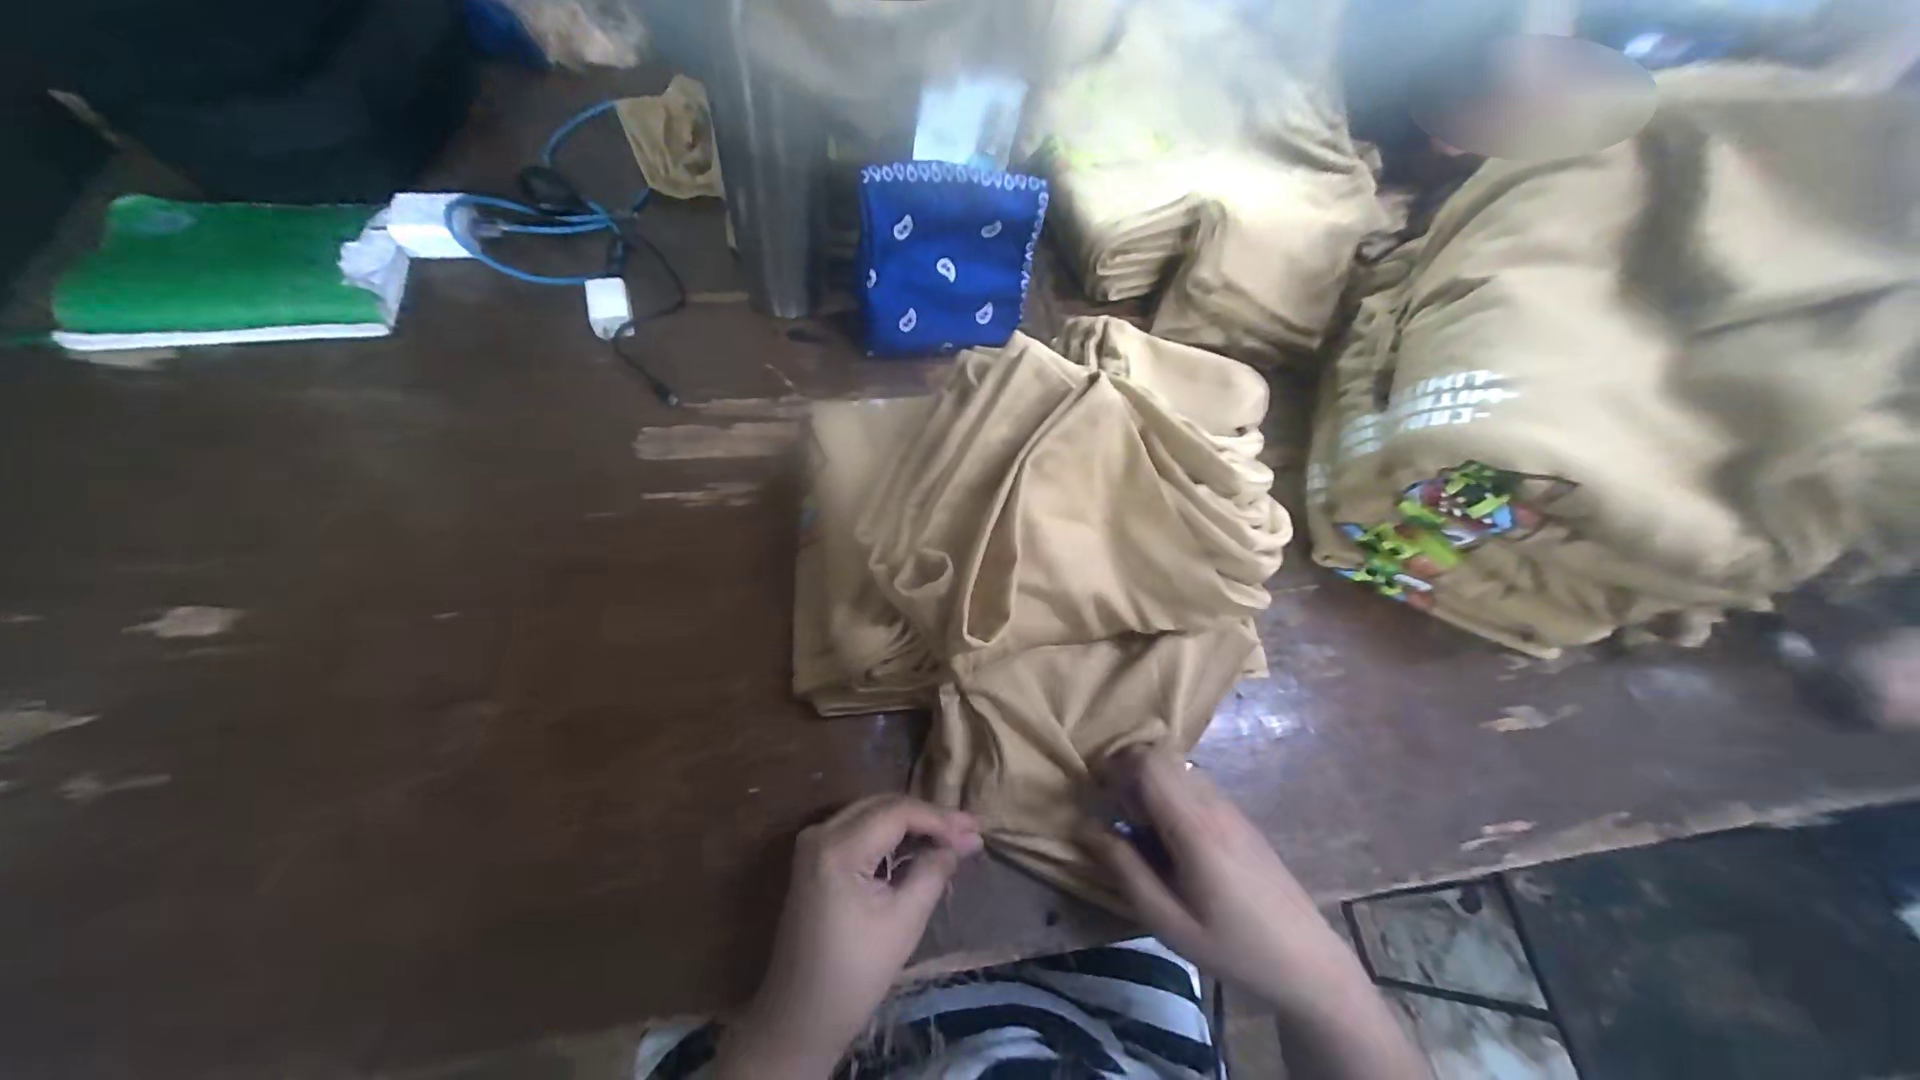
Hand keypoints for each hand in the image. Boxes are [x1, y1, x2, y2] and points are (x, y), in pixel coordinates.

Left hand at [717, 795, 981, 1078]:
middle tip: (968, 830)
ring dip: (911, 823)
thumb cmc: (855, 974)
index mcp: (838, 847)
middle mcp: (821, 832)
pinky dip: (890, 834)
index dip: (939, 818)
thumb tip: (964, 839)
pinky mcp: (814, 856)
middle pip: (884, 806)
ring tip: (951, 836)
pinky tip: (918, 845)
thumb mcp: (905, 921)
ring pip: (873, 813)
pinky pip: (859, 828)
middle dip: (928, 817)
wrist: (799, 1016)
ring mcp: (813, 842)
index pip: (898, 812)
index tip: (974, 831)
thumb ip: (934, 870)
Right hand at [1079, 745, 1356, 1013]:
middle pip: (1161, 754)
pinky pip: (1195, 781)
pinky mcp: (1239, 816)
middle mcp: (1213, 804)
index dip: (1114, 768)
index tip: (1097, 794)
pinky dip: (1170, 788)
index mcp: (1194, 826)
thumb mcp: (1167, 920)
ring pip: (1179, 764)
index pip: (1148, 764)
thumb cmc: (1232, 947)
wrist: (1307, 962)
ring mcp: (1230, 807)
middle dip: (1127, 768)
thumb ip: (1125, 869)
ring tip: (1139, 820)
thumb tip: (1088, 826)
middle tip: (1113, 805)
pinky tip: (1168, 831)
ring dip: (1149, 777)